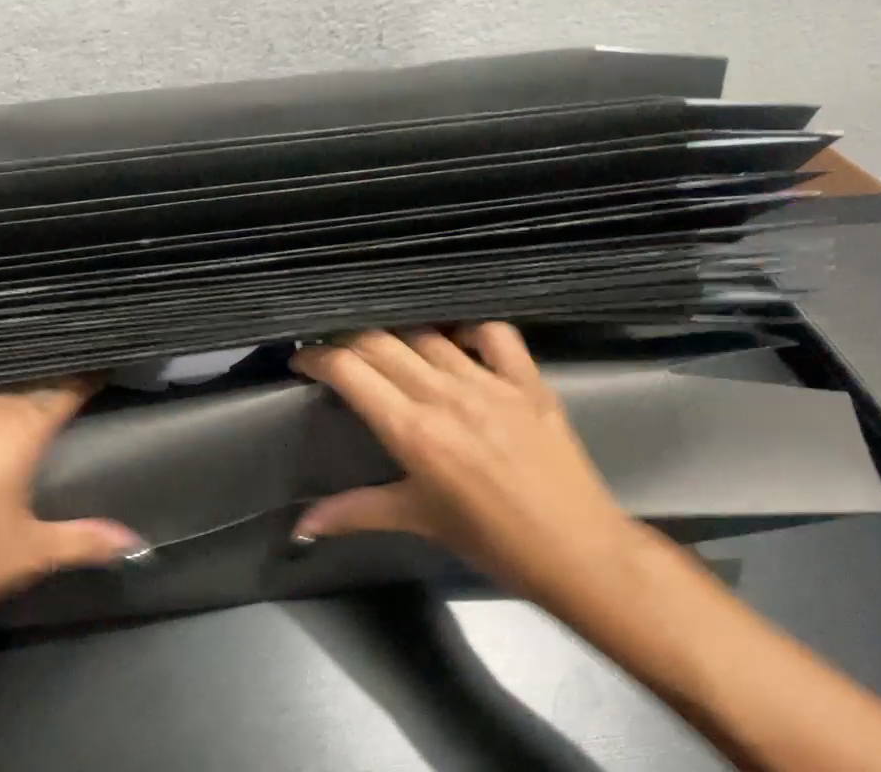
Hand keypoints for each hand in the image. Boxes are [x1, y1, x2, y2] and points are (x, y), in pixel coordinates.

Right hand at [290, 324, 641, 601]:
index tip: (302, 360)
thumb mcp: (416, 521)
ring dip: (396, 334)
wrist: (578, 553)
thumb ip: (354, 512)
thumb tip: (301, 525)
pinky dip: (465, 327)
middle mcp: (445, 396)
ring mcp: (490, 383)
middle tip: (334, 352)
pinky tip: (452, 339)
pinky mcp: (528, 381)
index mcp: (412, 431)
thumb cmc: (490, 541)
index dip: (316, 357)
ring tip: (384, 345)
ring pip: (426, 333)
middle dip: (346, 340)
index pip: (348, 370)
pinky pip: (492, 333)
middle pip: (379, 342)